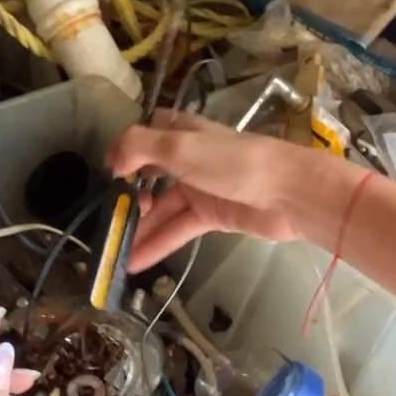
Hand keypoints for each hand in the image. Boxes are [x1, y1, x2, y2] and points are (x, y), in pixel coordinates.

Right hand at [106, 110, 311, 269]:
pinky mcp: (212, 216)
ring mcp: (201, 189)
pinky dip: (158, 244)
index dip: (125, 152)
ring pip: (162, 209)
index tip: (107, 174)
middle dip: (129, 197)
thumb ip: (140, 147)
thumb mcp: (181, 146)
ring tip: (114, 251)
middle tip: (112, 219)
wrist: (288, 193)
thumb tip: (113, 161)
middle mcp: (189, 159)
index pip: (146, 136)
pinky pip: (177, 230)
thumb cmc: (233, 162)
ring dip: (139, 228)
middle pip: (150, 176)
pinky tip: (136, 262)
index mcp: (182, 133)